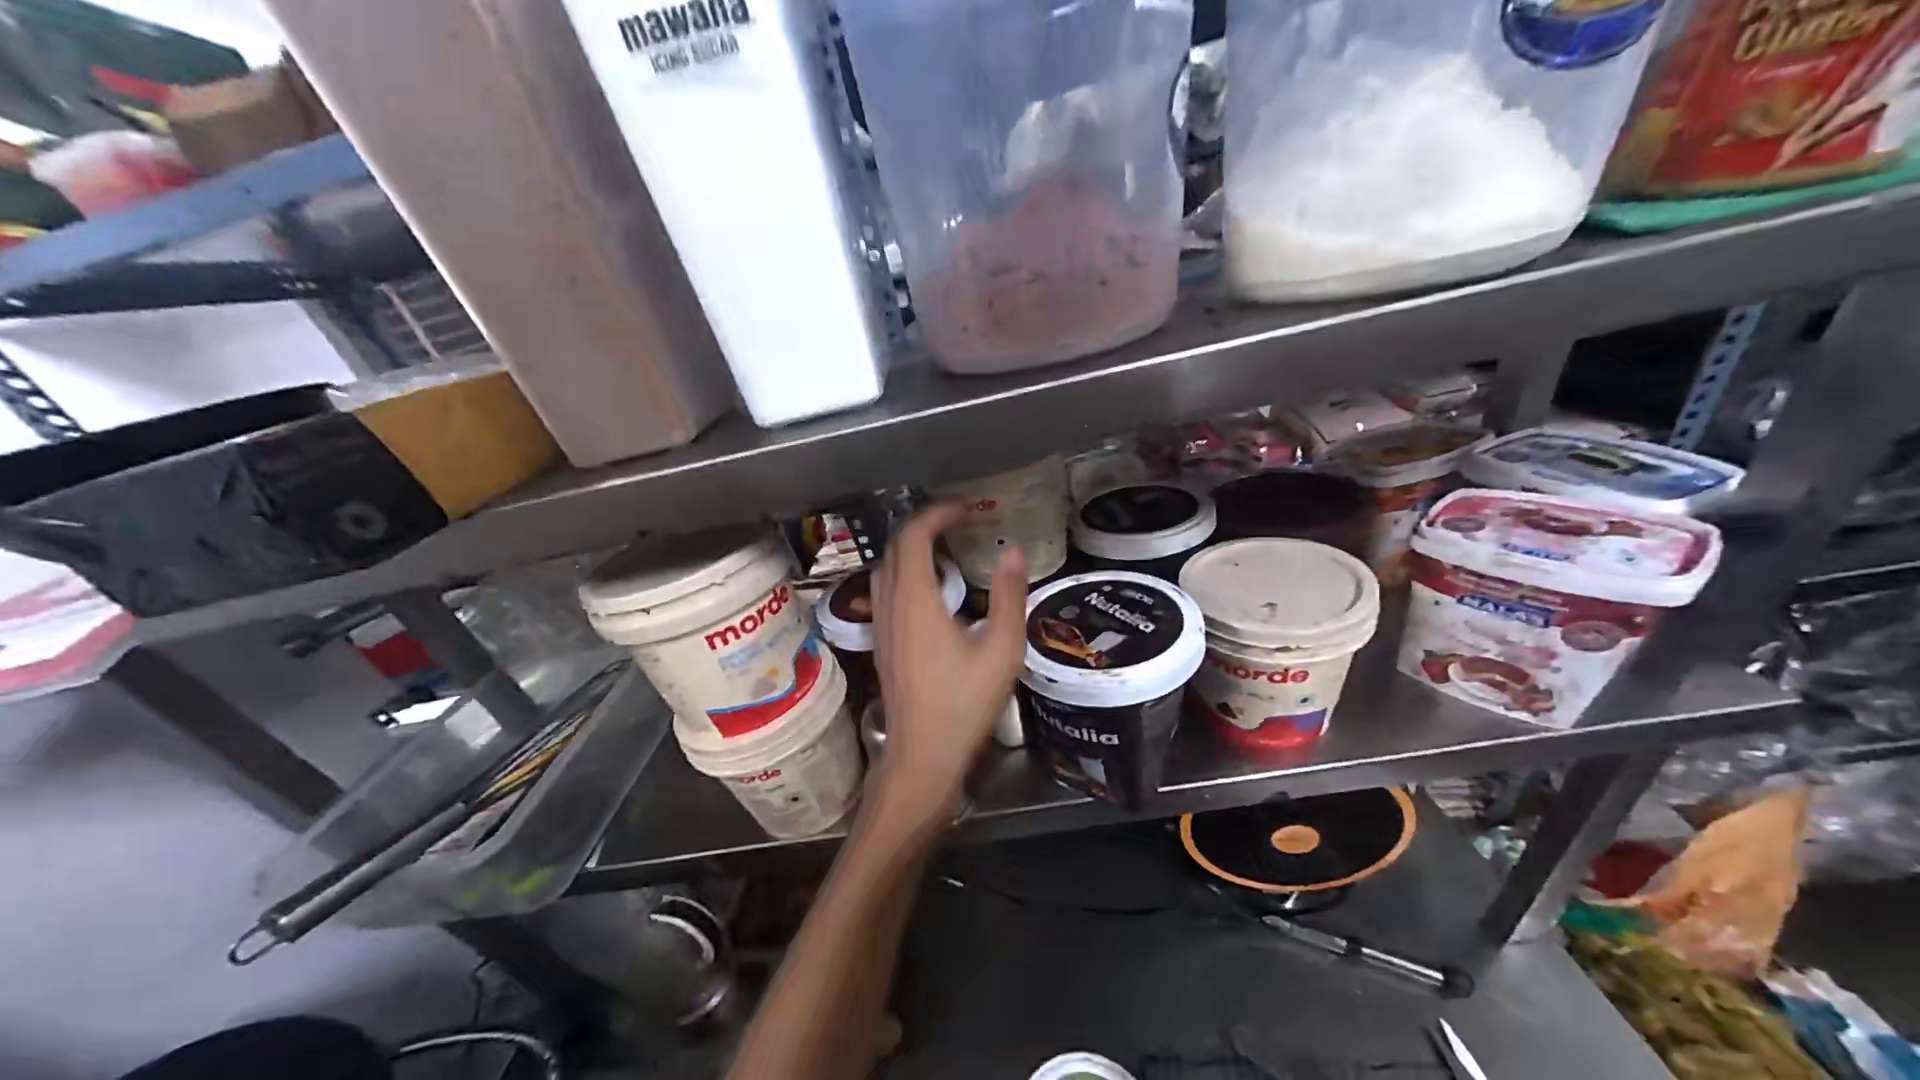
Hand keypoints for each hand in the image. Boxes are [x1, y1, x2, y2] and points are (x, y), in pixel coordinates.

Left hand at [868, 502, 1027, 827]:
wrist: (922, 754)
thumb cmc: (963, 703)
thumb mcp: (1002, 650)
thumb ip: (1011, 597)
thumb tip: (1015, 552)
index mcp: (915, 600)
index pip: (913, 537)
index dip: (936, 514)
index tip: (964, 509)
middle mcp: (890, 605)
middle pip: (895, 547)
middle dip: (924, 526)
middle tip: (959, 523)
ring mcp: (880, 625)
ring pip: (885, 568)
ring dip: (910, 549)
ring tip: (946, 547)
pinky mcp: (882, 642)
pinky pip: (885, 590)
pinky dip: (905, 572)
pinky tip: (932, 589)